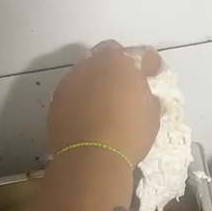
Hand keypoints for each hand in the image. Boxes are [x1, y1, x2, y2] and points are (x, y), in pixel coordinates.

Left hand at [47, 39, 162, 166]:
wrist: (91, 157)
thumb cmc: (129, 134)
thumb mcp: (151, 118)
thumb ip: (149, 101)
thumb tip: (147, 99)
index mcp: (122, 62)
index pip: (142, 55)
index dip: (151, 64)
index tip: (155, 75)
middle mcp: (94, 63)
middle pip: (109, 53)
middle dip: (119, 65)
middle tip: (127, 84)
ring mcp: (71, 80)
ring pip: (87, 72)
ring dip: (97, 81)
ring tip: (105, 102)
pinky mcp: (57, 99)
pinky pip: (74, 93)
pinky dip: (82, 99)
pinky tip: (88, 116)